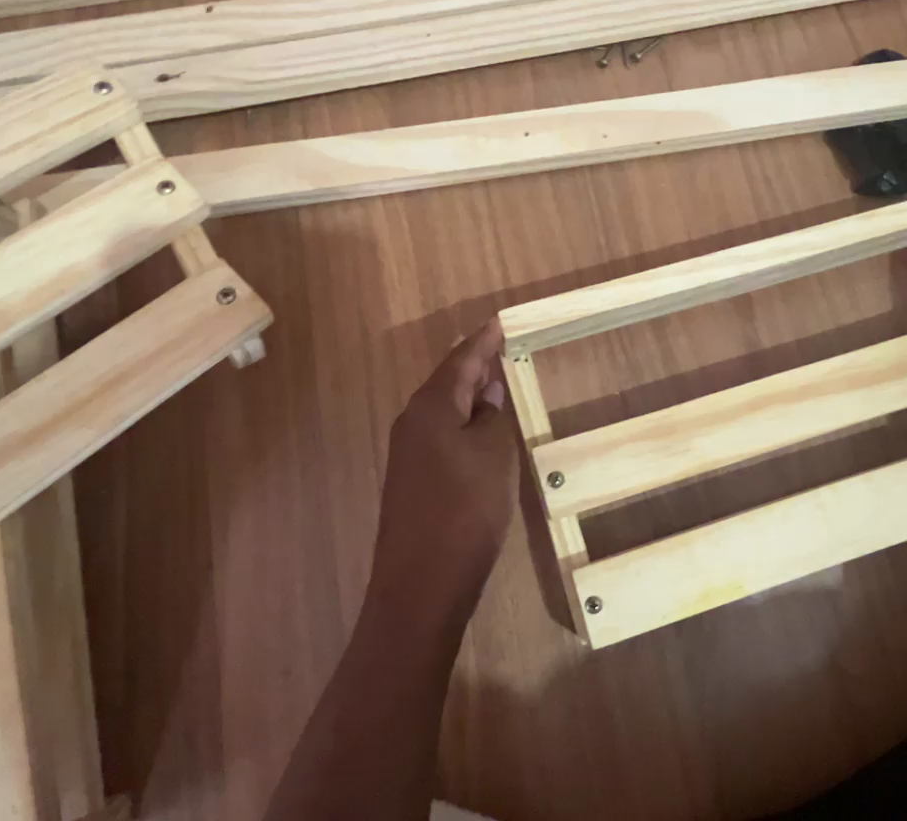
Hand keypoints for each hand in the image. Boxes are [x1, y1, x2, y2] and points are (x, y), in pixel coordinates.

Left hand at [372, 320, 518, 597]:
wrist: (422, 584)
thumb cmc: (465, 511)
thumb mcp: (493, 456)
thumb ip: (492, 417)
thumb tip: (487, 393)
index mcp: (431, 408)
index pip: (460, 361)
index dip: (482, 342)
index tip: (499, 322)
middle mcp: (412, 423)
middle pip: (446, 383)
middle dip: (473, 364)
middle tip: (499, 347)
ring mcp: (407, 455)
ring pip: (442, 410)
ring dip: (468, 395)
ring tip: (493, 381)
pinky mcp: (412, 482)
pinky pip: (440, 435)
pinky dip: (461, 423)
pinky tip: (477, 431)